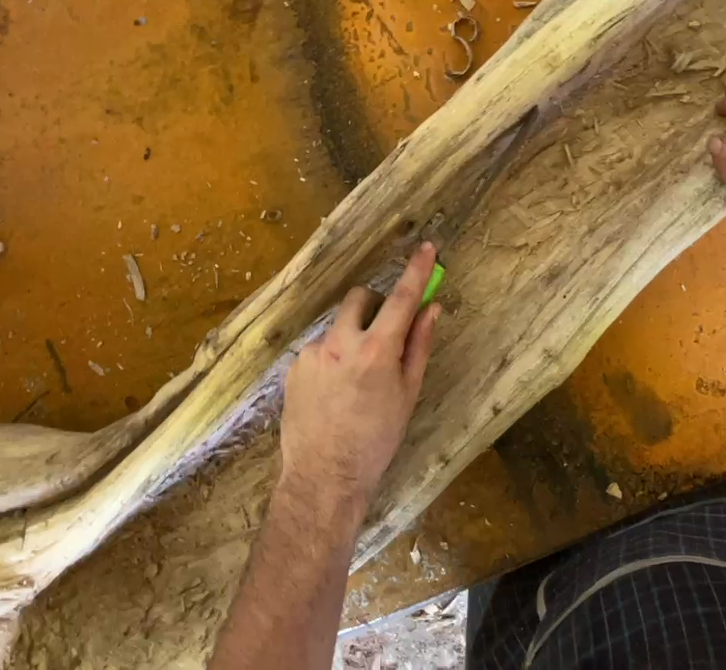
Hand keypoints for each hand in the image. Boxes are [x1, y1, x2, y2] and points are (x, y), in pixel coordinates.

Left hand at [279, 242, 441, 513]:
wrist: (324, 478)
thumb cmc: (377, 440)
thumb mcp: (407, 394)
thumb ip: (418, 345)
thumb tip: (432, 308)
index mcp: (375, 351)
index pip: (401, 299)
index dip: (416, 270)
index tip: (426, 247)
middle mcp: (340, 343)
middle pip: (360, 298)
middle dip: (375, 306)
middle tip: (385, 334)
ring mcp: (312, 353)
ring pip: (338, 325)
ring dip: (352, 336)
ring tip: (355, 379)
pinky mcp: (294, 366)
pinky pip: (320, 347)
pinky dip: (332, 357)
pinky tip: (335, 392)